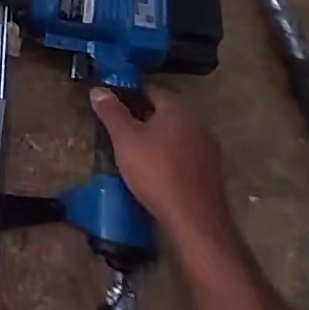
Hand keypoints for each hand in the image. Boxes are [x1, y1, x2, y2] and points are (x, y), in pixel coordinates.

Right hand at [91, 87, 236, 250]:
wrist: (195, 220)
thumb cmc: (156, 172)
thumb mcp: (125, 140)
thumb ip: (111, 113)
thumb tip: (98, 90)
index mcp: (178, 109)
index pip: (151, 89)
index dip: (129, 92)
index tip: (110, 101)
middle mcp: (197, 123)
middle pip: (164, 110)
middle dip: (141, 114)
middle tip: (117, 124)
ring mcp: (207, 148)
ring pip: (175, 132)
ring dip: (155, 135)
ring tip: (131, 147)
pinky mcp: (210, 171)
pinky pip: (183, 152)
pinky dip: (167, 153)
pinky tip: (153, 167)